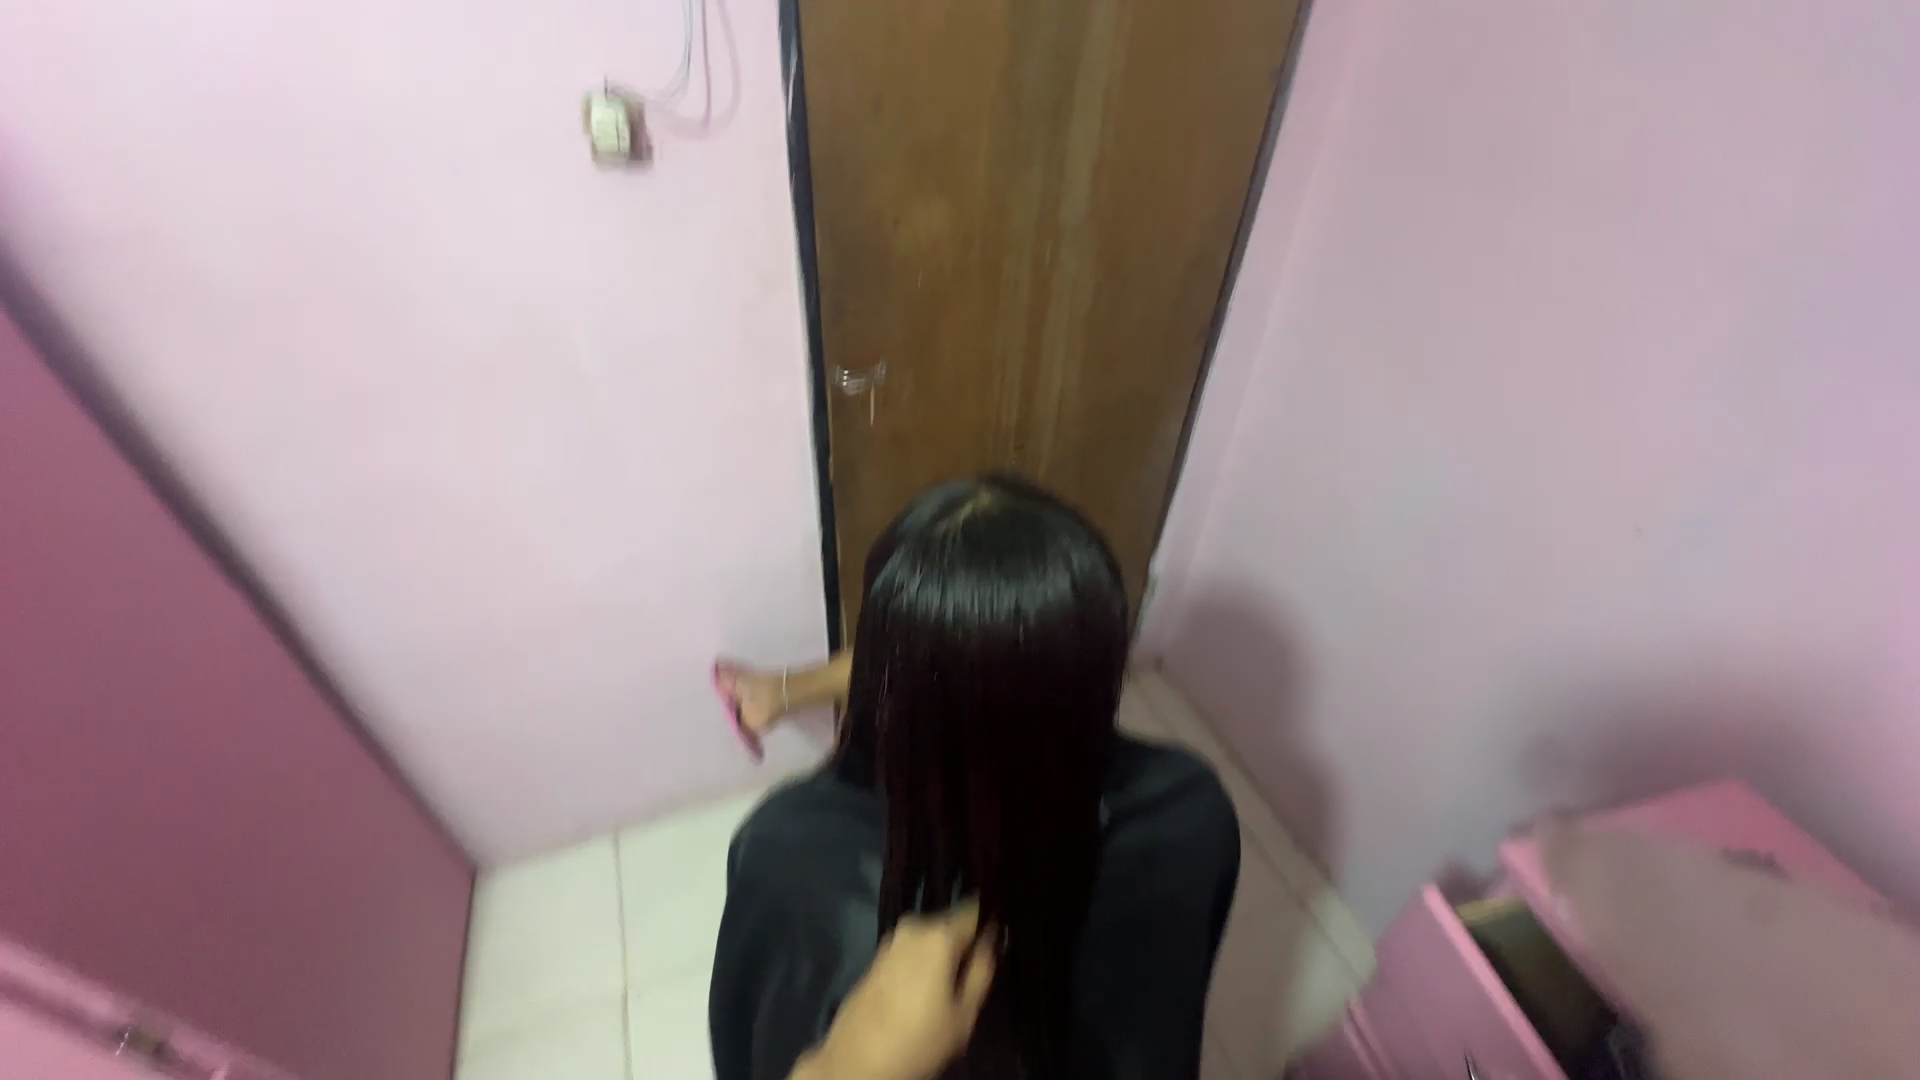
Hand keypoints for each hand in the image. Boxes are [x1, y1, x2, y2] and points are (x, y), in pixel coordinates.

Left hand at [796, 902, 997, 1079]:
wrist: (855, 1061)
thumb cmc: (918, 1040)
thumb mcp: (963, 1014)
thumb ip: (982, 970)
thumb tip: (993, 938)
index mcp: (939, 934)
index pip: (975, 909)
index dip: (988, 922)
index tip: (996, 940)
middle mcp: (914, 925)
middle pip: (951, 925)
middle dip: (962, 944)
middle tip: (969, 977)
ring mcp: (892, 939)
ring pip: (930, 938)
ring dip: (941, 955)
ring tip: (946, 988)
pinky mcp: (877, 955)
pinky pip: (911, 950)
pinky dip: (920, 963)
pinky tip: (921, 992)